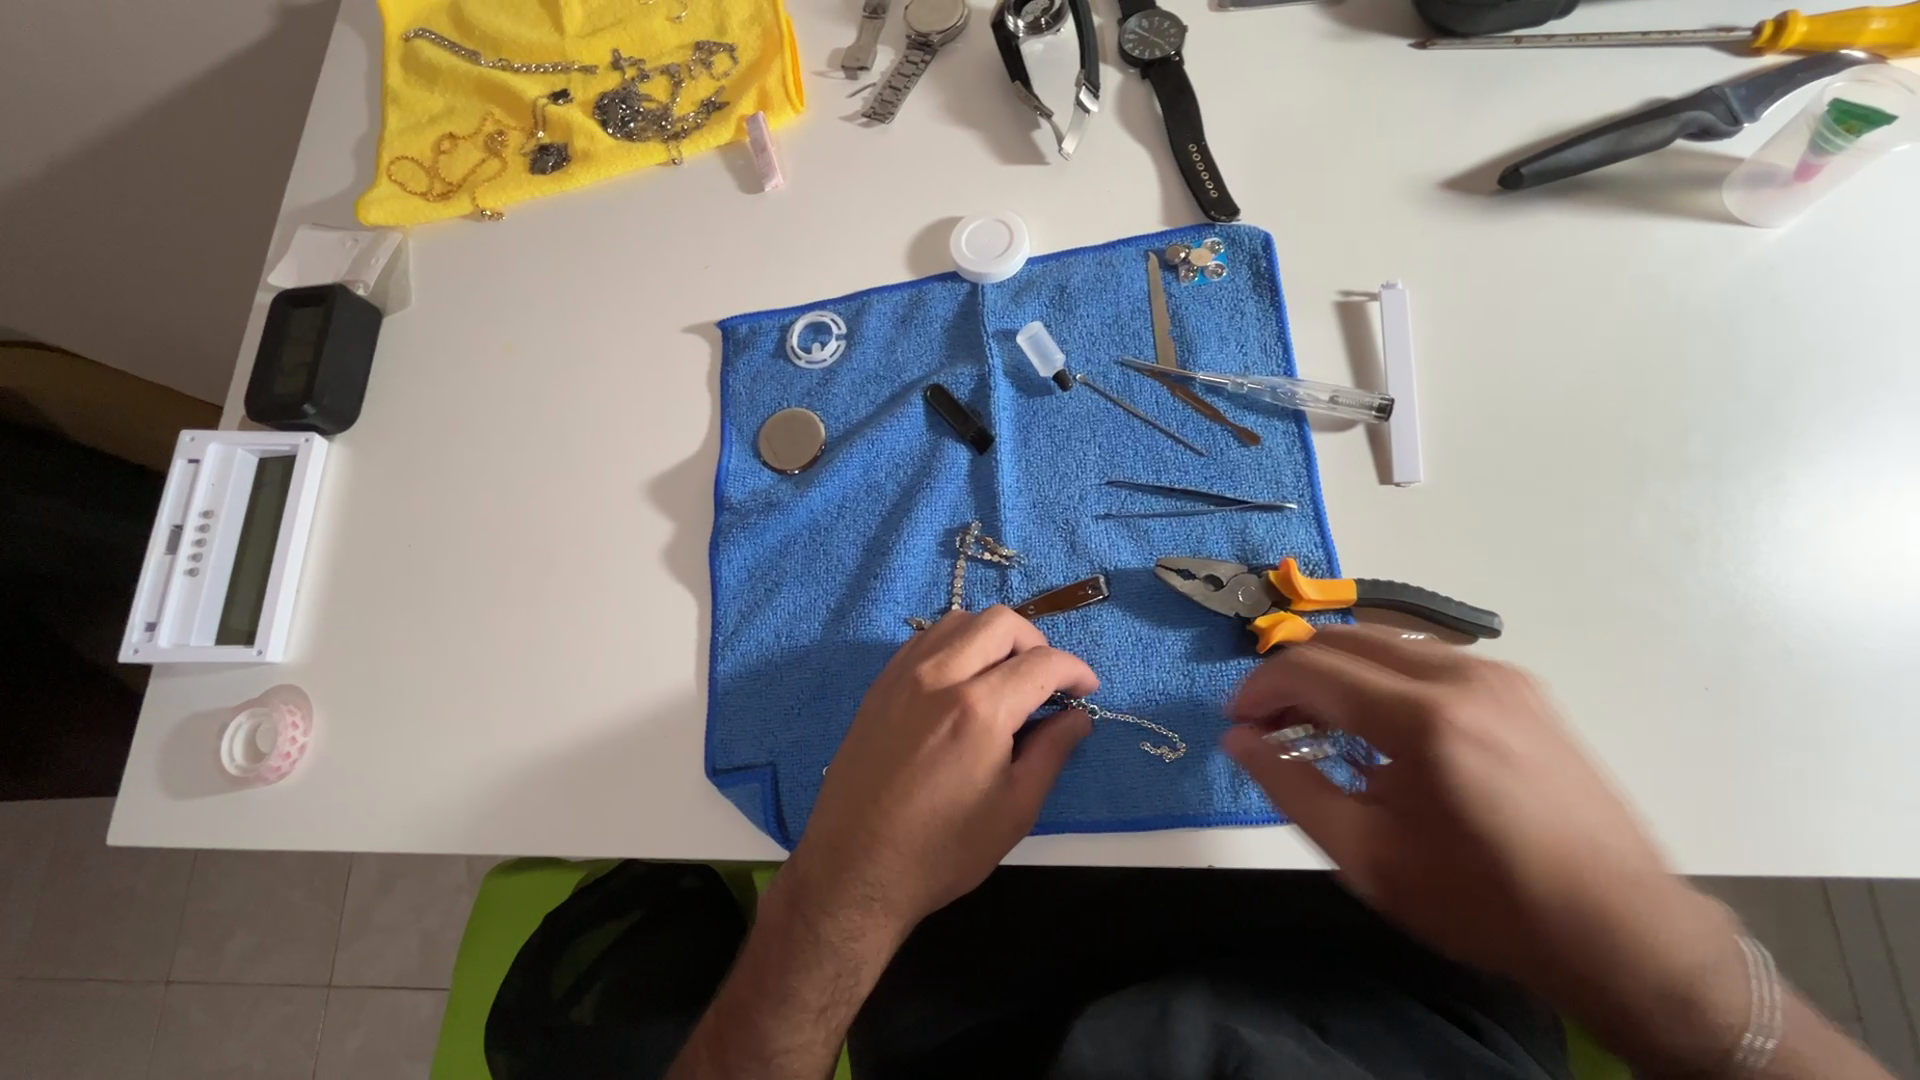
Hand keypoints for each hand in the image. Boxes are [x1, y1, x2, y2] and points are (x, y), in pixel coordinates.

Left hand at [784, 606, 1096, 937]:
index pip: (1042, 662)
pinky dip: (953, 645)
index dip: (1075, 670)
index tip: (1086, 690)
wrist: (854, 868)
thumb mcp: (1015, 809)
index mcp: (979, 708)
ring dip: (992, 637)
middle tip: (1046, 682)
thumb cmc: (942, 850)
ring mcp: (902, 675)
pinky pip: (924, 640)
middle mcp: (939, 676)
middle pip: (1000, 622)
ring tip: (1004, 678)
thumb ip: (1052, 752)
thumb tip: (1077, 717)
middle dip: (1036, 642)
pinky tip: (961, 682)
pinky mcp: (879, 686)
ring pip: (958, 621)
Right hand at [1222, 626, 1749, 1073]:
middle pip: (1342, 639)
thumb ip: (1289, 787)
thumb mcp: (1367, 858)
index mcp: (1422, 719)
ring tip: (1316, 722)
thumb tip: (1238, 738)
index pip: (1309, 669)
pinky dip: (1379, 675)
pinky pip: (1424, 657)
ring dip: (1334, 670)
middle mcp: (1461, 676)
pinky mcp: (1520, 687)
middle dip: (1290, 673)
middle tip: (1268, 721)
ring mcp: (1499, 676)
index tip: (1236, 722)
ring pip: (1383, 640)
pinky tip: (1377, 724)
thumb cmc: (1481, 902)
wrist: (1619, 931)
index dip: (1258, 689)